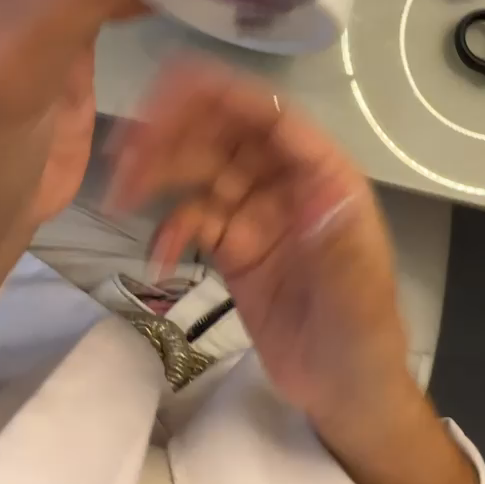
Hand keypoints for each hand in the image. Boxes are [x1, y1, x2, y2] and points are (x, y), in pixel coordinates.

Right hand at [108, 61, 477, 483]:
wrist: (341, 394)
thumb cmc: (362, 343)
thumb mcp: (358, 298)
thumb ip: (341, 244)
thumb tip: (321, 191)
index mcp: (326, 180)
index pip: (274, 121)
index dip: (225, 97)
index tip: (169, 89)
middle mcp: (288, 185)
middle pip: (228, 134)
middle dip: (178, 131)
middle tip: (127, 148)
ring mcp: (257, 213)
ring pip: (202, 169)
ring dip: (160, 171)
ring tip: (122, 192)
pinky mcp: (233, 245)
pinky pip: (192, 219)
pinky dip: (169, 230)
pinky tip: (157, 260)